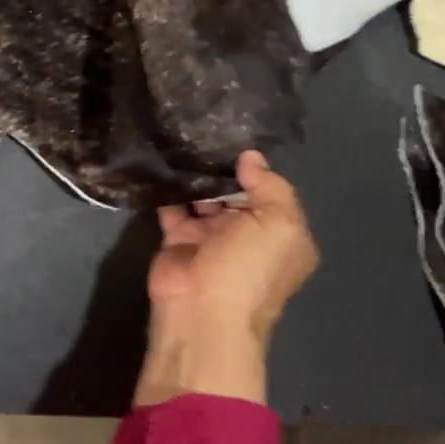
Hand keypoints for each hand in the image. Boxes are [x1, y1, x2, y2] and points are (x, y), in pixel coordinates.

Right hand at [134, 150, 318, 406]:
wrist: (201, 307)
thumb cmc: (249, 267)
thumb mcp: (277, 224)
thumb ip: (269, 186)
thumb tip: (251, 157)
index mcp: (283, 235)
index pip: (273, 194)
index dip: (257, 170)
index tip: (234, 141)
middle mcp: (250, 235)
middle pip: (237, 194)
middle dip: (222, 171)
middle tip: (200, 137)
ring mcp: (212, 237)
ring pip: (204, 198)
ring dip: (195, 178)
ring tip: (180, 144)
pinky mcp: (178, 238)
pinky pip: (174, 208)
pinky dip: (168, 191)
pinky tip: (161, 167)